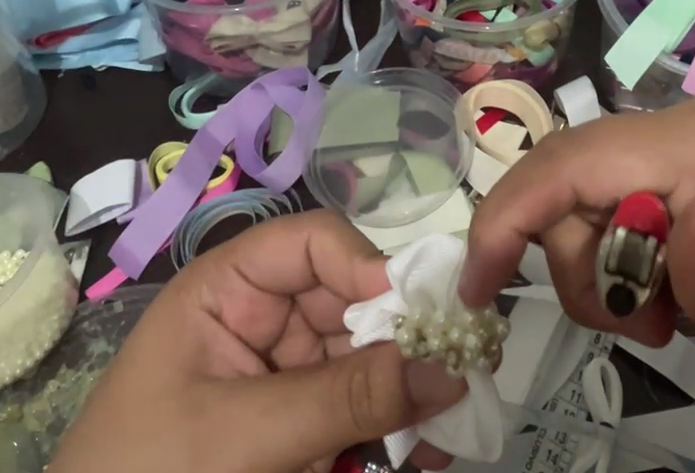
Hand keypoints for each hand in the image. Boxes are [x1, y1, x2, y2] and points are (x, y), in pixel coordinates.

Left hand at [54, 211, 465, 472]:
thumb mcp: (240, 435)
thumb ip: (344, 398)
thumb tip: (451, 368)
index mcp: (231, 289)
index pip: (315, 242)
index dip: (368, 264)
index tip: (417, 314)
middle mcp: (266, 318)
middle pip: (355, 300)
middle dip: (406, 338)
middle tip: (463, 375)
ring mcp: (286, 375)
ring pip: (370, 358)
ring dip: (412, 390)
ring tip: (453, 426)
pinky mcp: (301, 426)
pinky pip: (363, 411)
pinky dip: (397, 429)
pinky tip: (428, 451)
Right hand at [461, 95, 694, 471]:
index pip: (575, 159)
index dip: (511, 215)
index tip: (476, 290)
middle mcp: (688, 130)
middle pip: (568, 180)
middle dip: (581, 264)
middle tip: (644, 325)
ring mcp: (686, 156)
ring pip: (579, 205)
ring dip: (600, 278)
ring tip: (666, 322)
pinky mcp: (682, 186)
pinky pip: (605, 218)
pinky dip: (616, 273)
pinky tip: (669, 305)